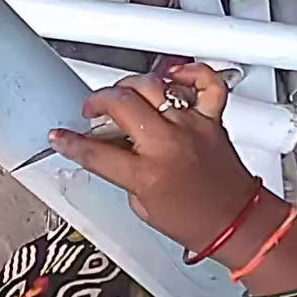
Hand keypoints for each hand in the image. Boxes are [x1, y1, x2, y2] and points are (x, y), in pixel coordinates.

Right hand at [47, 63, 262, 252]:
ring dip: (129, 87)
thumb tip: (108, 146)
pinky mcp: (211, 119)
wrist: (237, 223)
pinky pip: (206, 83)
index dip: (69, 142)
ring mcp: (191, 126)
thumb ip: (121, 171)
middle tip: (93, 110)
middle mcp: (168, 144)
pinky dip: (190, 73)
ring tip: (124, 97)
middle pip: (120, 103)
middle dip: (97, 101)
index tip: (60, 136)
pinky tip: (172, 76)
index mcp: (147, 174)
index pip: (95, 152)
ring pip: (153, 85)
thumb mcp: (141, 205)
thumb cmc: (194, 220)